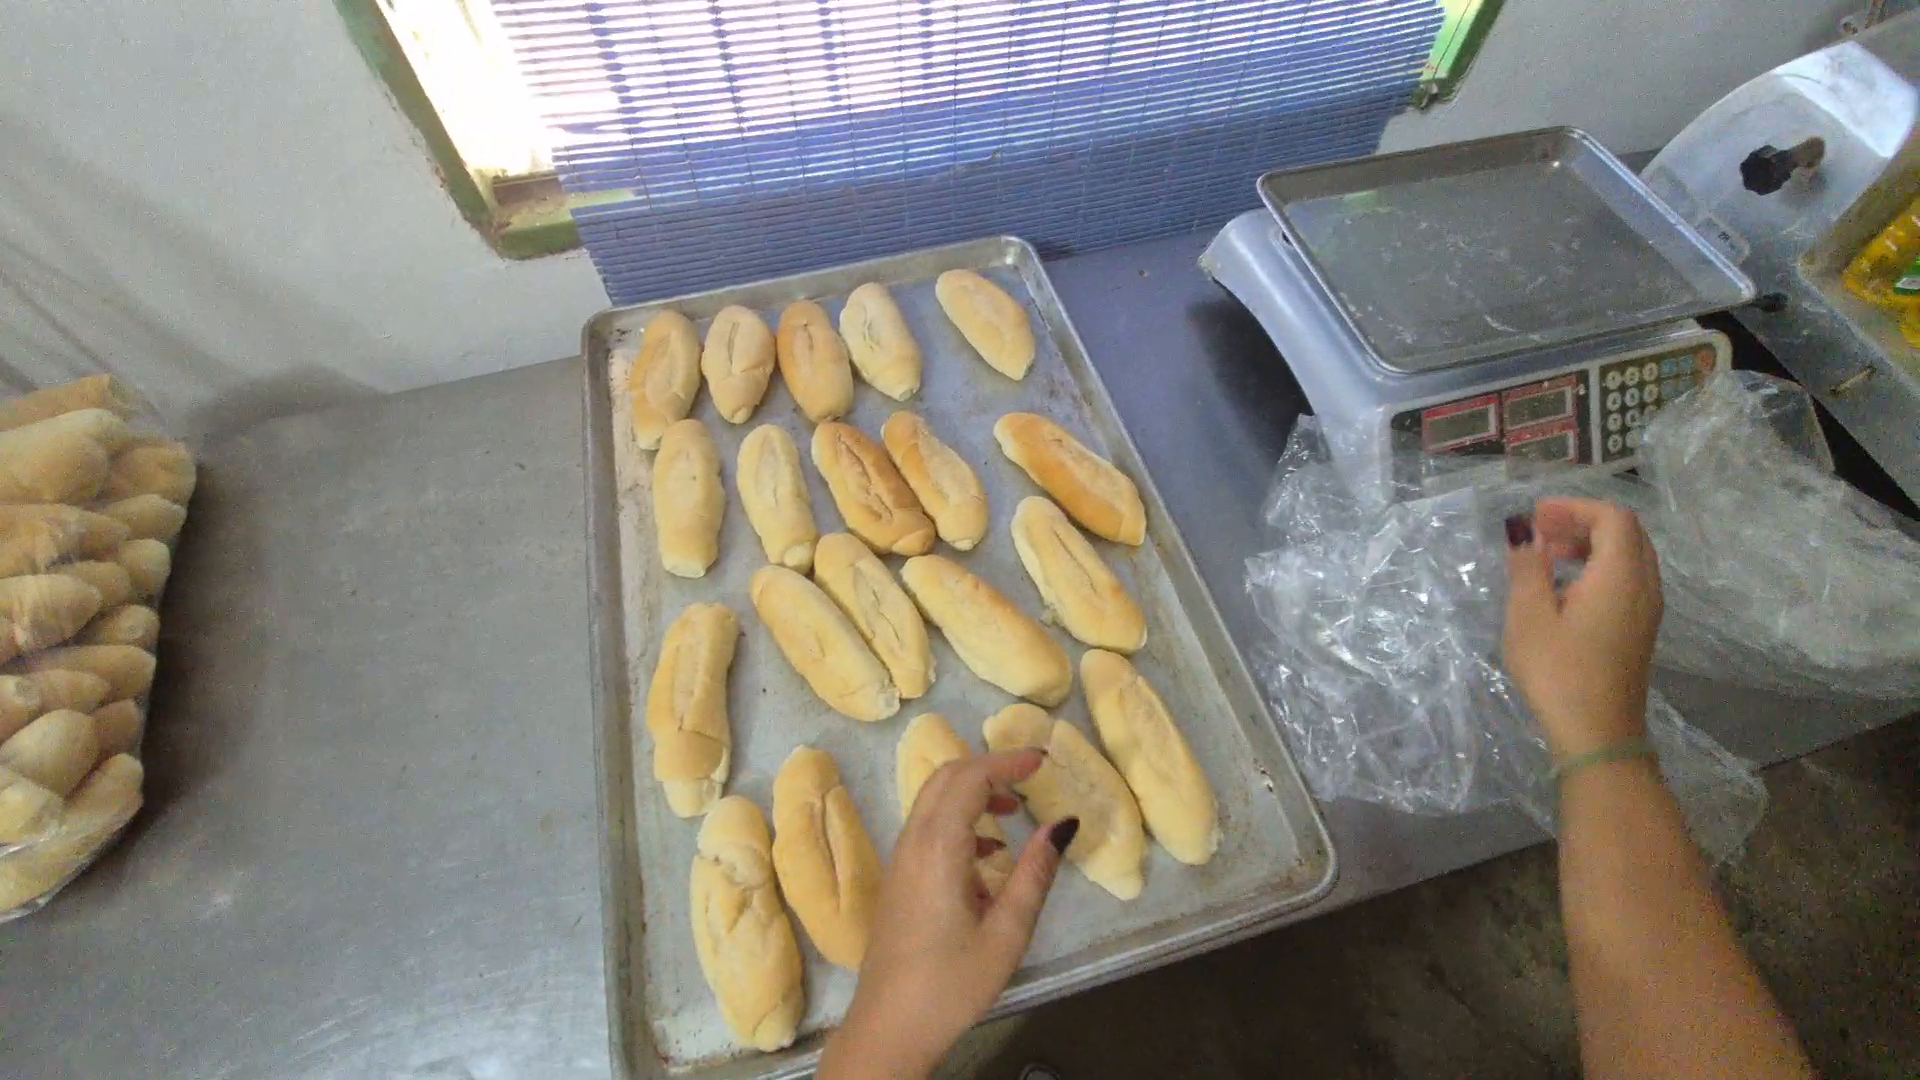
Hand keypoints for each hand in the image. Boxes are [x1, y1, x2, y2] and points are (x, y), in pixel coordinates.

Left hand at [817, 750, 1071, 1079]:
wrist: (888, 1027)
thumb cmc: (951, 983)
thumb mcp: (1007, 933)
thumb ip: (1035, 873)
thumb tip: (1062, 825)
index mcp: (939, 846)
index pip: (971, 777)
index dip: (1007, 761)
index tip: (1041, 759)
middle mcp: (914, 839)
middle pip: (947, 777)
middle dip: (989, 768)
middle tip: (1028, 776)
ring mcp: (901, 856)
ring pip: (935, 798)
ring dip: (972, 792)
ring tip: (1012, 813)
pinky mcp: (899, 874)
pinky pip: (928, 825)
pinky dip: (959, 818)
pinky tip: (987, 854)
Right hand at [1503, 497, 1663, 759]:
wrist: (1595, 730)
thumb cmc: (1556, 669)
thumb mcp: (1528, 614)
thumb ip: (1527, 567)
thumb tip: (1523, 532)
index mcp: (1620, 577)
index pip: (1613, 518)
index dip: (1575, 507)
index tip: (1534, 515)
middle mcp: (1644, 586)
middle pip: (1626, 534)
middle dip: (1581, 521)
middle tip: (1537, 529)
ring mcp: (1646, 608)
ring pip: (1627, 556)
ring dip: (1588, 544)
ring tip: (1543, 554)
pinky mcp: (1638, 627)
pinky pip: (1625, 578)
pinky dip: (1595, 566)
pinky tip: (1560, 585)